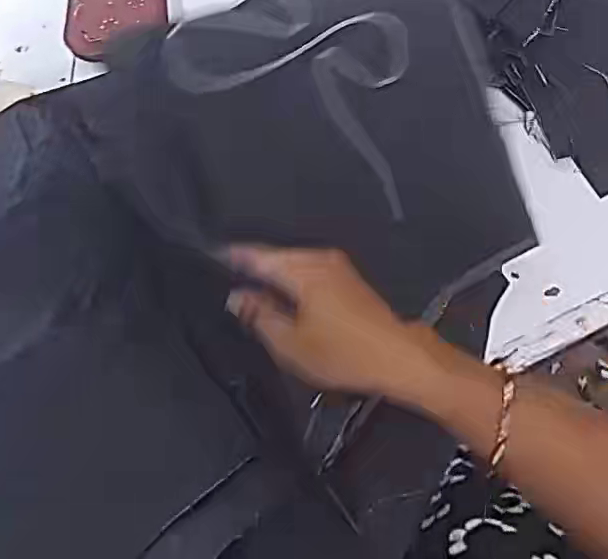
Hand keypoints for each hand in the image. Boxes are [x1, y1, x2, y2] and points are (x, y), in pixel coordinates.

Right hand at [223, 246, 444, 399]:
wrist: (394, 354)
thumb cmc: (342, 353)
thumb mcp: (290, 343)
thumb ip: (260, 316)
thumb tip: (238, 297)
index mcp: (304, 270)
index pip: (261, 255)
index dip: (235, 255)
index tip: (214, 254)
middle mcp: (321, 259)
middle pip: (277, 256)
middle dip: (253, 265)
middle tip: (226, 276)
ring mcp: (336, 266)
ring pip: (293, 263)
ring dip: (272, 273)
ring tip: (249, 289)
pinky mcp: (346, 277)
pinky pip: (308, 269)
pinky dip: (290, 278)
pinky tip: (281, 296)